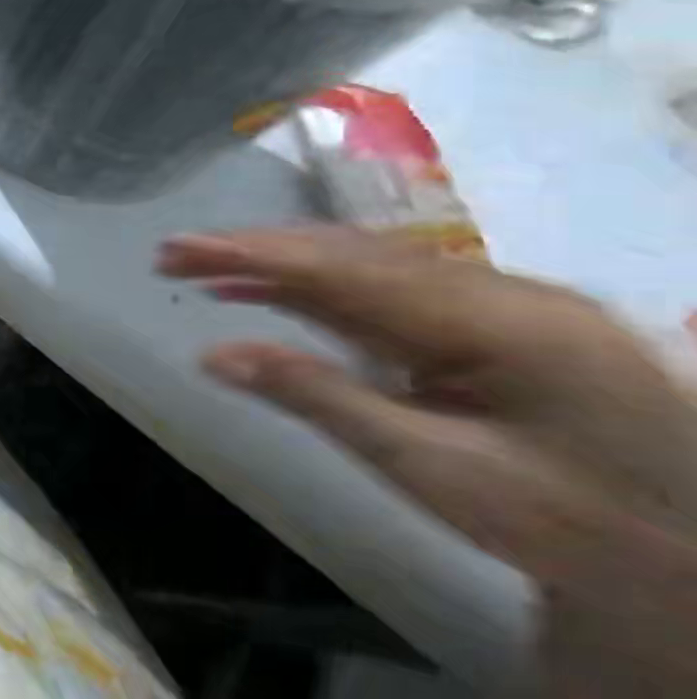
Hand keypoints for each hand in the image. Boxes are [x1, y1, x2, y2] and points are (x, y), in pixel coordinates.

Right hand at [159, 227, 696, 692]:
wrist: (694, 568)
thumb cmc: (571, 526)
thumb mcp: (435, 469)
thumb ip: (320, 399)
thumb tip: (212, 354)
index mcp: (504, 321)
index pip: (348, 269)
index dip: (253, 254)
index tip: (176, 246)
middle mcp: (501, 293)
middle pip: (352, 253)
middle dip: (254, 250)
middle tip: (171, 254)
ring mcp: (499, 304)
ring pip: (363, 265)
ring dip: (277, 265)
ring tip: (199, 268)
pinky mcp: (487, 324)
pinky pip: (384, 292)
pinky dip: (315, 289)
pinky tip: (264, 291)